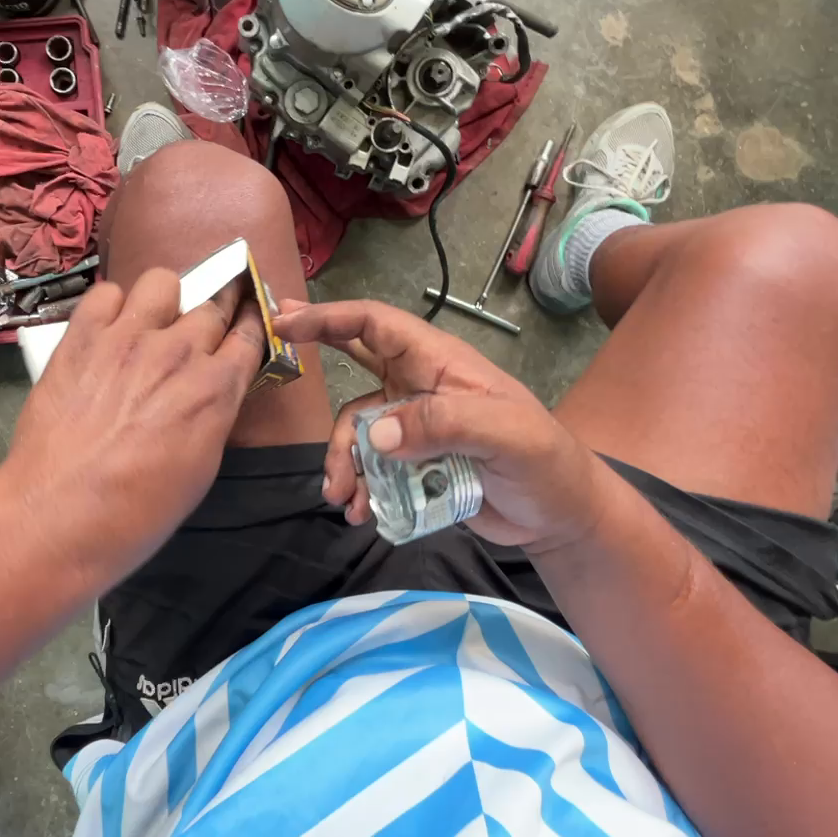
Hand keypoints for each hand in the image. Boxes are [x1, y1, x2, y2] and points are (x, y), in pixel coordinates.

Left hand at [0, 269, 266, 580]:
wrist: (59, 515)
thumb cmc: (139, 511)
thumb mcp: (201, 466)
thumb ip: (213, 412)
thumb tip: (211, 388)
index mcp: (215, 388)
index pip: (250, 333)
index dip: (252, 321)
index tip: (249, 317)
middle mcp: (179, 351)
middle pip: (213, 303)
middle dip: (217, 308)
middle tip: (204, 322)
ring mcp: (128, 337)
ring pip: (162, 281)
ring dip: (165, 299)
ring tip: (152, 321)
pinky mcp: (82, 336)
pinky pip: (106, 293)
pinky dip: (111, 306)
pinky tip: (107, 330)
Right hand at [272, 299, 609, 553]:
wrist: (560, 519)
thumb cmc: (546, 464)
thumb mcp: (506, 437)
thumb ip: (441, 425)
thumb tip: (372, 435)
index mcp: (439, 363)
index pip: (377, 325)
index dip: (330, 317)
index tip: (288, 319)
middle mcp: (419, 386)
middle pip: (357, 360)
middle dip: (318, 353)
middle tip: (277, 351)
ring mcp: (415, 425)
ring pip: (357, 428)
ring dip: (342, 460)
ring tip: (341, 498)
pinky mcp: (412, 462)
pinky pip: (370, 465)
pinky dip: (358, 486)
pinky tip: (361, 512)